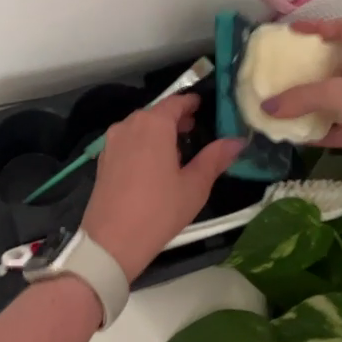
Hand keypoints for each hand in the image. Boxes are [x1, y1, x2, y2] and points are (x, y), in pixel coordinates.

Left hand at [80, 94, 243, 282]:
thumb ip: (215, 158)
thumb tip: (237, 141)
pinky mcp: (103, 159)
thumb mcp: (195, 185)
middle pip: (156, 113)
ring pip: (140, 127)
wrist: (112, 240)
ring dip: (158, 131)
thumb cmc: (159, 210)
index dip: (191, 102)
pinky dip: (142, 144)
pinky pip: (127, 141)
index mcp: (153, 125)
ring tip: (177, 149)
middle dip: (175, 118)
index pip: (175, 102)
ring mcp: (112, 141)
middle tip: (195, 129)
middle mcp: (129, 125)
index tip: (204, 106)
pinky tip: (154, 165)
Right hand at [260, 19, 341, 187]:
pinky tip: (301, 135)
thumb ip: (299, 98)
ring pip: (341, 96)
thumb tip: (266, 106)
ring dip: (315, 102)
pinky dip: (325, 127)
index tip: (291, 32)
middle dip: (312, 68)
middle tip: (285, 70)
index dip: (318, 26)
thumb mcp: (338, 95)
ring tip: (286, 104)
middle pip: (340, 63)